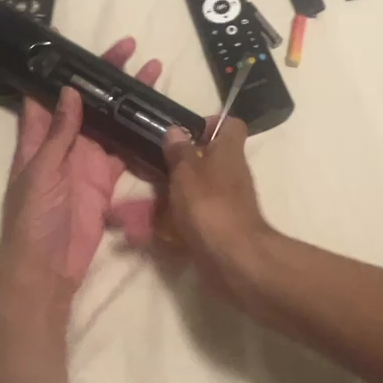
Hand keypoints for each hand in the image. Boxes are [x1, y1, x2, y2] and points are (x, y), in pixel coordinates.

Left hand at [0, 38, 161, 304]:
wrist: (46, 274)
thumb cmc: (32, 222)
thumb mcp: (40, 174)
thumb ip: (58, 134)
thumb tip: (70, 90)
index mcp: (38, 138)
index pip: (49, 93)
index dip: (63, 67)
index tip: (81, 44)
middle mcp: (64, 143)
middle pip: (87, 101)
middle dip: (107, 75)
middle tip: (131, 48)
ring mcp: (87, 161)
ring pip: (110, 121)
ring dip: (128, 99)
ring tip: (154, 72)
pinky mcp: (105, 181)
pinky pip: (125, 151)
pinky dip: (140, 134)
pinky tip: (157, 117)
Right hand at [110, 116, 276, 306]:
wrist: (233, 258)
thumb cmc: (209, 205)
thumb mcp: (186, 172)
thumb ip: (179, 151)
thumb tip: (176, 130)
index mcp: (229, 151)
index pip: (230, 125)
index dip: (210, 124)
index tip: (185, 134)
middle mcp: (233, 172)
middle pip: (210, 158)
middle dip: (183, 163)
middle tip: (157, 168)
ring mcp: (228, 201)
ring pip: (200, 189)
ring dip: (177, 193)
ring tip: (149, 200)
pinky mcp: (221, 226)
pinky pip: (197, 215)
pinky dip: (179, 219)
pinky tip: (155, 228)